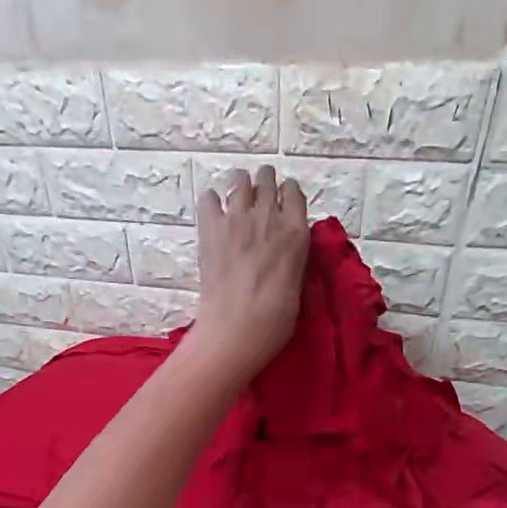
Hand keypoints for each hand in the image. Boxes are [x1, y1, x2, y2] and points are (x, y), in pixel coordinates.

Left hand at [185, 165, 309, 380]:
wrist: (236, 328)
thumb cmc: (275, 320)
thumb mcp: (298, 284)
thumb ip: (293, 257)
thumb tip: (286, 249)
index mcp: (296, 232)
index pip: (294, 192)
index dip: (288, 195)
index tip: (283, 204)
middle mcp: (268, 216)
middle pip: (266, 179)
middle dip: (264, 185)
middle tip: (260, 199)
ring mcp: (236, 218)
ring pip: (240, 180)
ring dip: (241, 186)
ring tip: (239, 201)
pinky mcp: (209, 227)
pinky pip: (209, 198)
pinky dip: (212, 202)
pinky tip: (215, 215)